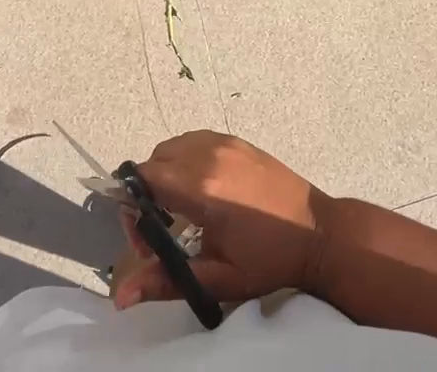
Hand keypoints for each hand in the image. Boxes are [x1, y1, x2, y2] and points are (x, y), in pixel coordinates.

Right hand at [111, 130, 332, 309]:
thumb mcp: (218, 278)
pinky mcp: (237, 141)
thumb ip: (166, 282)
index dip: (133, 207)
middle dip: (147, 193)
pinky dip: (185, 159)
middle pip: (154, 162)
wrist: (316, 231)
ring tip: (181, 209)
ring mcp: (225, 143)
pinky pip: (194, 140)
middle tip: (164, 228)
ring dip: (165, 174)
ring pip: (173, 148)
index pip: (143, 179)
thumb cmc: (269, 259)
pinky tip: (199, 188)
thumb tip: (120, 296)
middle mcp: (209, 156)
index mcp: (202, 189)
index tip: (147, 237)